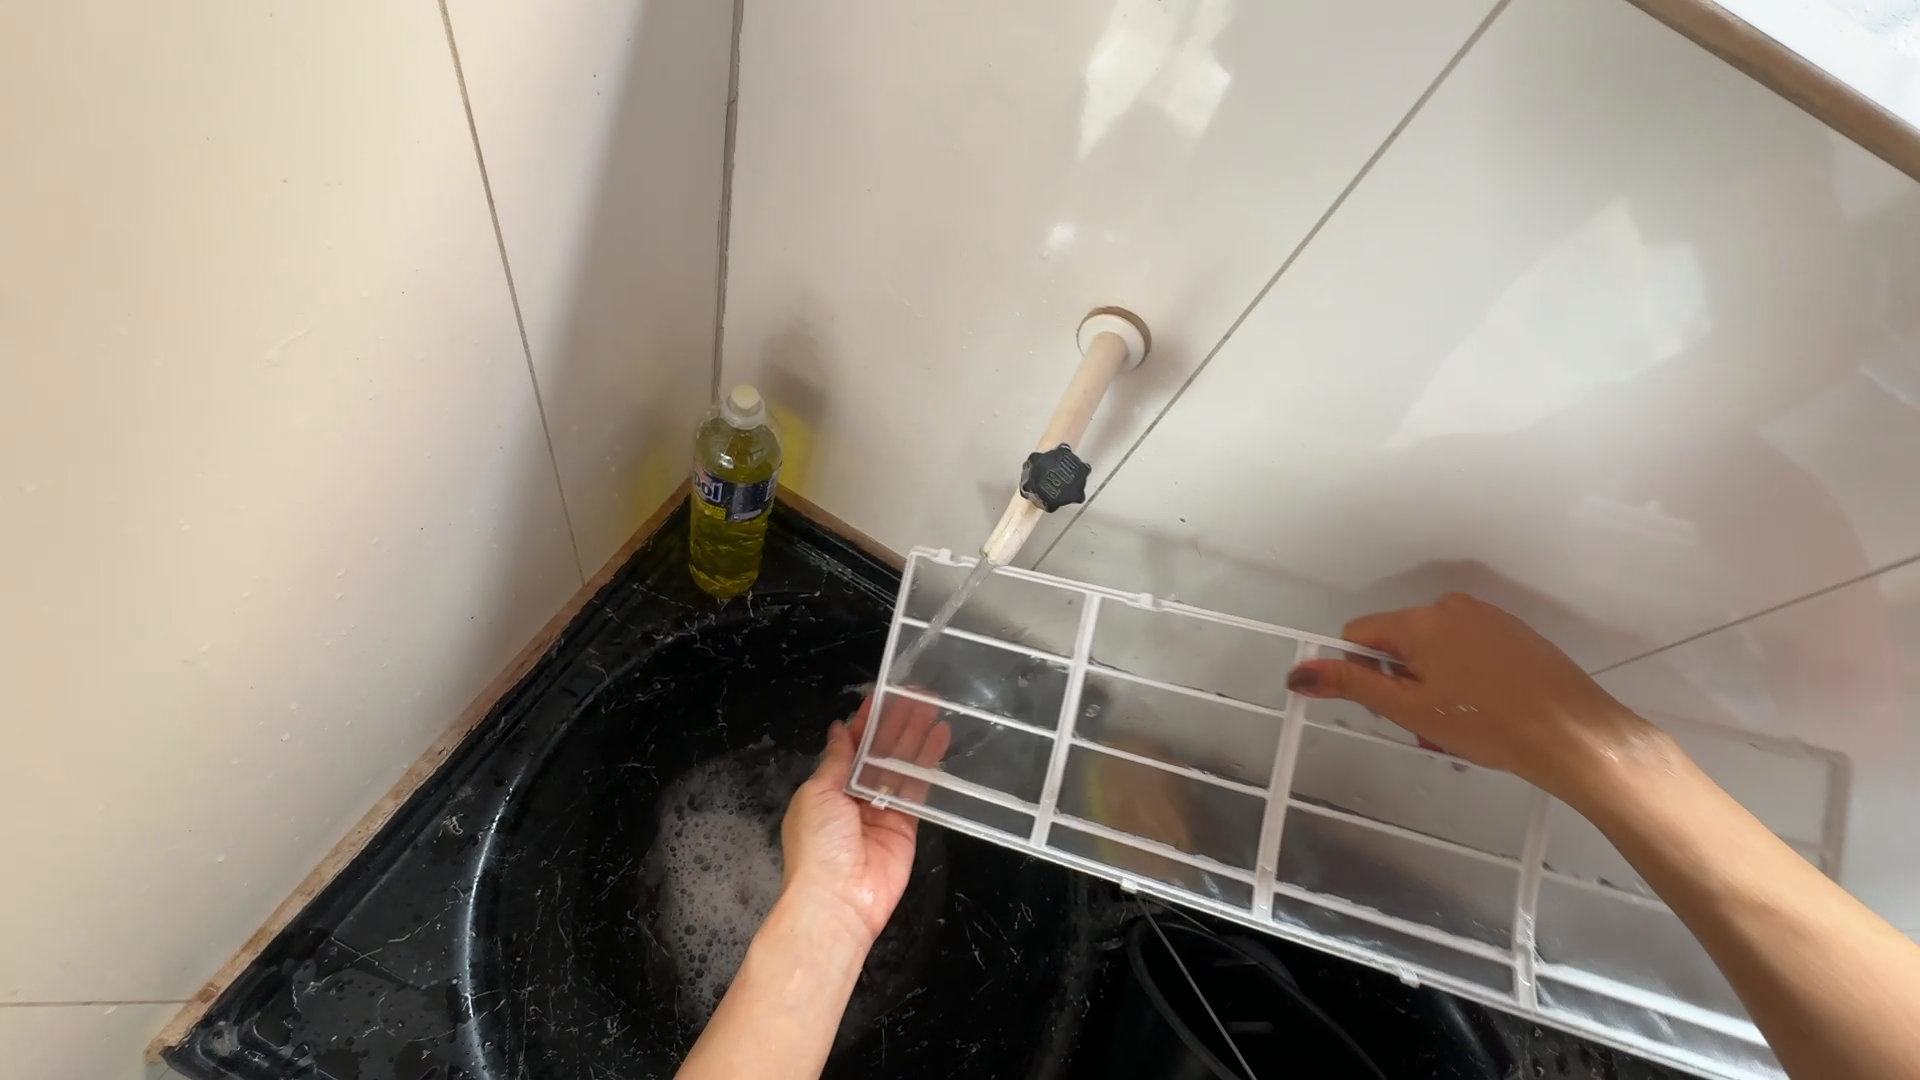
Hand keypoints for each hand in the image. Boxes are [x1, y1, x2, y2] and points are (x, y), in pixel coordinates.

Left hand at [779, 697, 950, 944]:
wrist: (837, 900)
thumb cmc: (818, 842)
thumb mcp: (817, 793)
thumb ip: (836, 760)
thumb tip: (837, 728)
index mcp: (829, 788)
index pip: (851, 746)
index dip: (865, 721)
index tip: (882, 695)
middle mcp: (856, 795)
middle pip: (880, 751)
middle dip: (896, 722)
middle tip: (916, 693)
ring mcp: (883, 809)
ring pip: (901, 764)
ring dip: (915, 734)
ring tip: (932, 704)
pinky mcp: (908, 824)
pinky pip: (918, 787)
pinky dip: (929, 762)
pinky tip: (940, 736)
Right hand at [1284, 592, 1659, 798]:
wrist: (1579, 737)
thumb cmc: (1487, 724)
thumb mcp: (1408, 708)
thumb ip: (1350, 684)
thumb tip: (1297, 673)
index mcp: (1418, 621)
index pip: (1358, 636)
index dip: (1365, 673)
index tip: (1394, 705)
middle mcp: (1449, 607)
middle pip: (1397, 642)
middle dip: (1402, 681)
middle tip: (1428, 722)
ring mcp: (1487, 617)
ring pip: (1433, 649)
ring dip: (1432, 683)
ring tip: (1461, 724)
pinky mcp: (1516, 633)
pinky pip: (1467, 649)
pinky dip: (1465, 677)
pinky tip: (1487, 709)